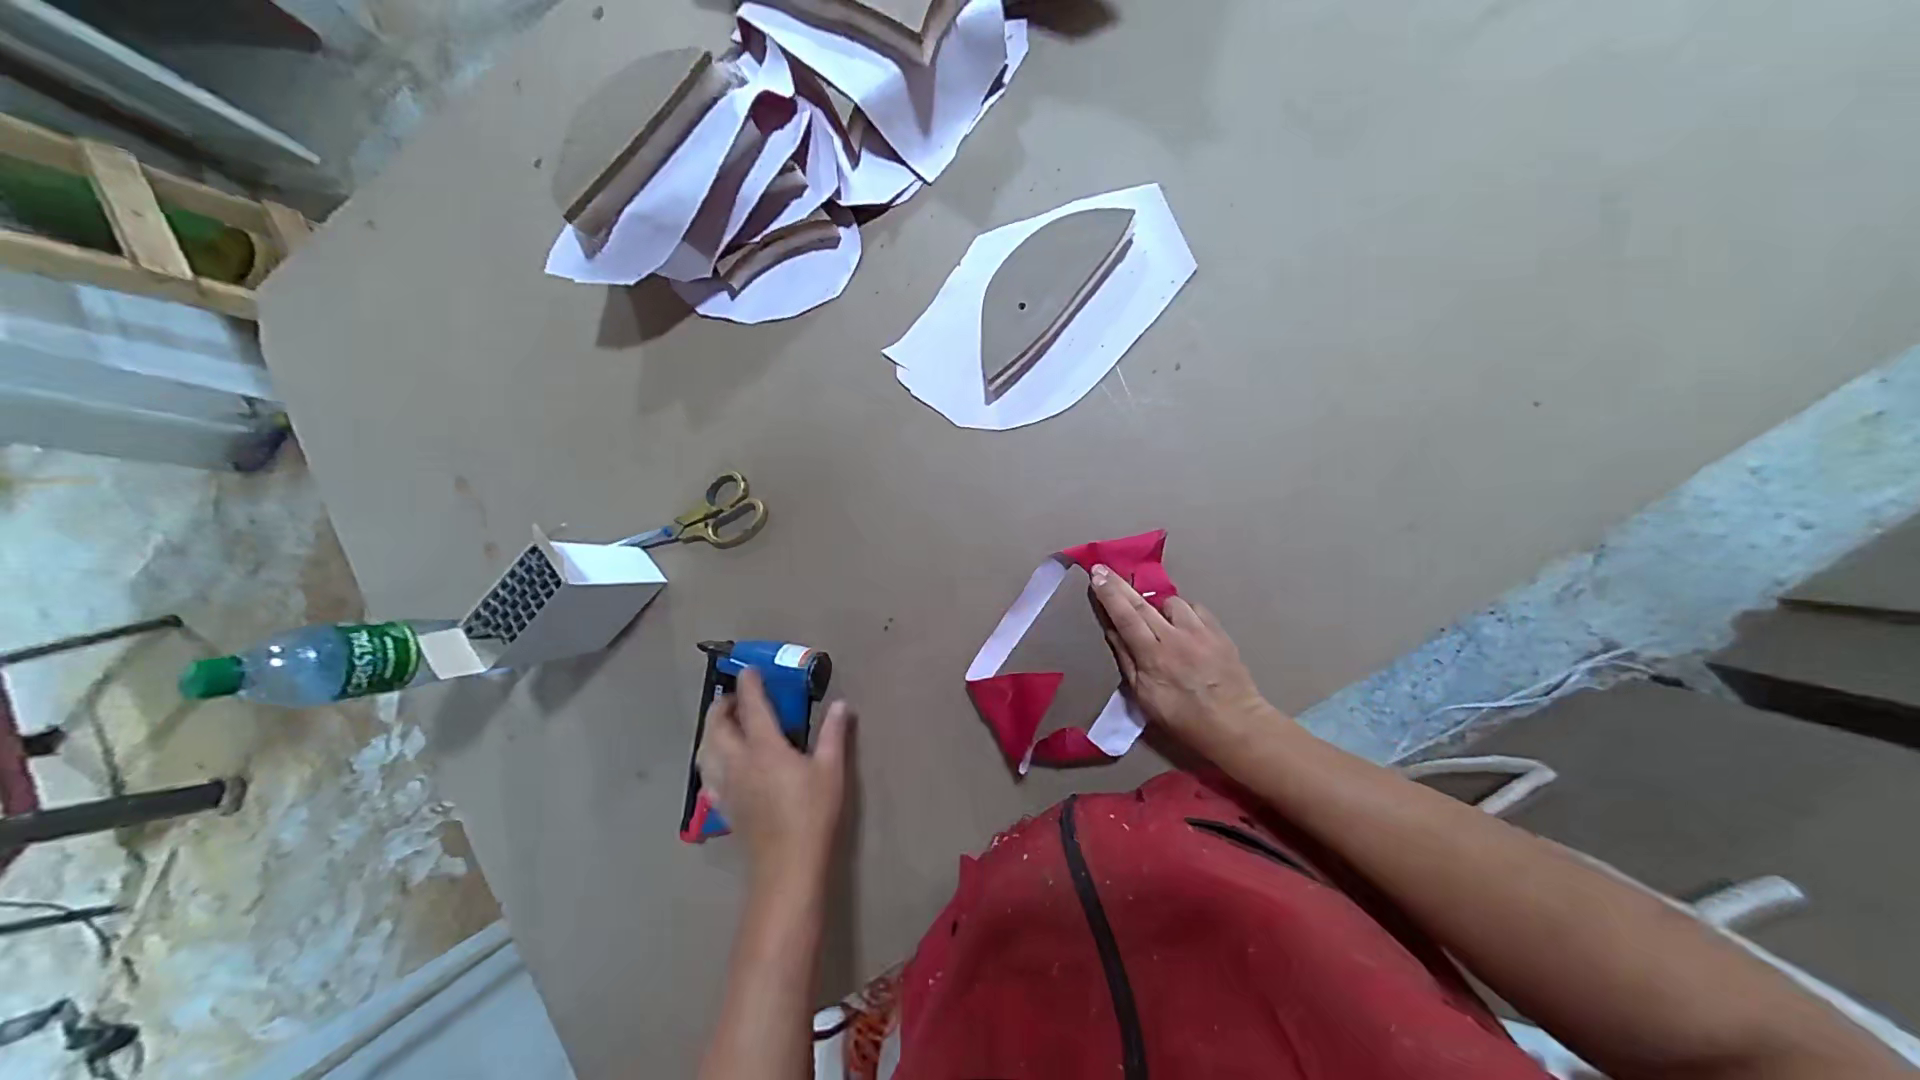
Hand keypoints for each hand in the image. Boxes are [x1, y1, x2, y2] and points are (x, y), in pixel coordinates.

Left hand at [697, 667, 853, 887]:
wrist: (786, 864)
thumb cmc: (812, 814)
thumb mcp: (830, 771)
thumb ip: (833, 734)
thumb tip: (840, 705)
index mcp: (764, 748)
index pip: (751, 706)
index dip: (749, 684)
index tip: (749, 670)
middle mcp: (737, 761)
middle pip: (716, 725)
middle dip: (722, 705)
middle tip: (737, 698)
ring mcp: (725, 784)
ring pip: (704, 749)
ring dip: (711, 730)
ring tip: (725, 725)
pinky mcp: (722, 804)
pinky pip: (706, 773)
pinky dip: (709, 757)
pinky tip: (720, 762)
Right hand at [1088, 565, 1283, 745]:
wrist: (1235, 724)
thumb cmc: (1183, 718)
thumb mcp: (1145, 697)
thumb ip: (1127, 660)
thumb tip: (1112, 631)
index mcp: (1153, 656)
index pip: (1125, 617)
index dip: (1109, 594)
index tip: (1096, 574)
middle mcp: (1175, 637)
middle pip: (1142, 604)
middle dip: (1120, 584)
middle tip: (1104, 569)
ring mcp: (1200, 631)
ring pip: (1173, 603)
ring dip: (1159, 604)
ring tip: (1157, 616)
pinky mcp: (1219, 632)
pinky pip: (1196, 609)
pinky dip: (1184, 611)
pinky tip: (1182, 622)